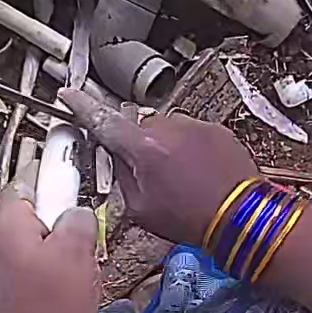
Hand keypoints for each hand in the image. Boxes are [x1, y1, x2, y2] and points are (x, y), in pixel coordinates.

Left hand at [0, 191, 99, 312]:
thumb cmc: (52, 304)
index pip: (25, 184)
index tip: (71, 203)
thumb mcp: (80, 253)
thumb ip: (78, 219)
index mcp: (3, 222)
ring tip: (64, 278)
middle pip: (20, 218)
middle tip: (75, 249)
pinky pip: (8, 274)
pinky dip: (27, 278)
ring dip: (39, 255)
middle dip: (49, 227)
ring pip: (15, 248)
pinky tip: (46, 298)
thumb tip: (74, 214)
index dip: (52, 187)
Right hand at [59, 87, 259, 246]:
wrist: (242, 217)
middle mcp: (168, 128)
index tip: (69, 94)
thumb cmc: (192, 218)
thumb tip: (115, 158)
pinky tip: (196, 174)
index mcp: (144, 148)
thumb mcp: (140, 208)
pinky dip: (187, 150)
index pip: (103, 120)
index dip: (81, 106)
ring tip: (179, 180)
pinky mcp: (214, 129)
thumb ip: (121, 176)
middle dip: (136, 147)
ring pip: (164, 131)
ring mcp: (194, 126)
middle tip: (149, 177)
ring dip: (164, 149)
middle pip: (137, 129)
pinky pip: (189, 134)